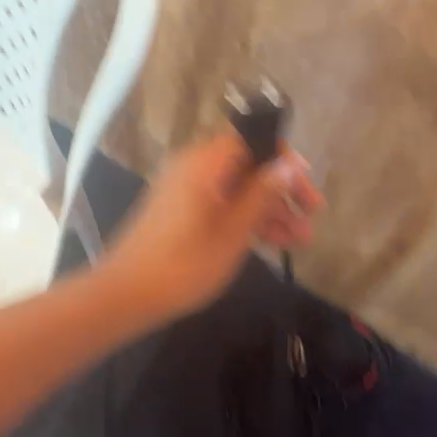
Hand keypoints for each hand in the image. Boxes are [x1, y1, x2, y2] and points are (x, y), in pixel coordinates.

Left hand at [103, 130, 324, 320]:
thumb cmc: (184, 263)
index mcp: (204, 163)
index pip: (251, 141)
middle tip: (312, 217)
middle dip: (281, 191)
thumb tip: (289, 163)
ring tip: (301, 240)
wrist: (125, 295)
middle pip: (246, 166)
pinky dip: (245, 219)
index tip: (306, 185)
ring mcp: (185, 191)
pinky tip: (272, 243)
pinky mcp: (180, 212)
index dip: (282, 158)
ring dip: (268, 210)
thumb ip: (262, 195)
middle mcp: (194, 168)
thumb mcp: (233, 231)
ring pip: (237, 189)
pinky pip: (221, 204)